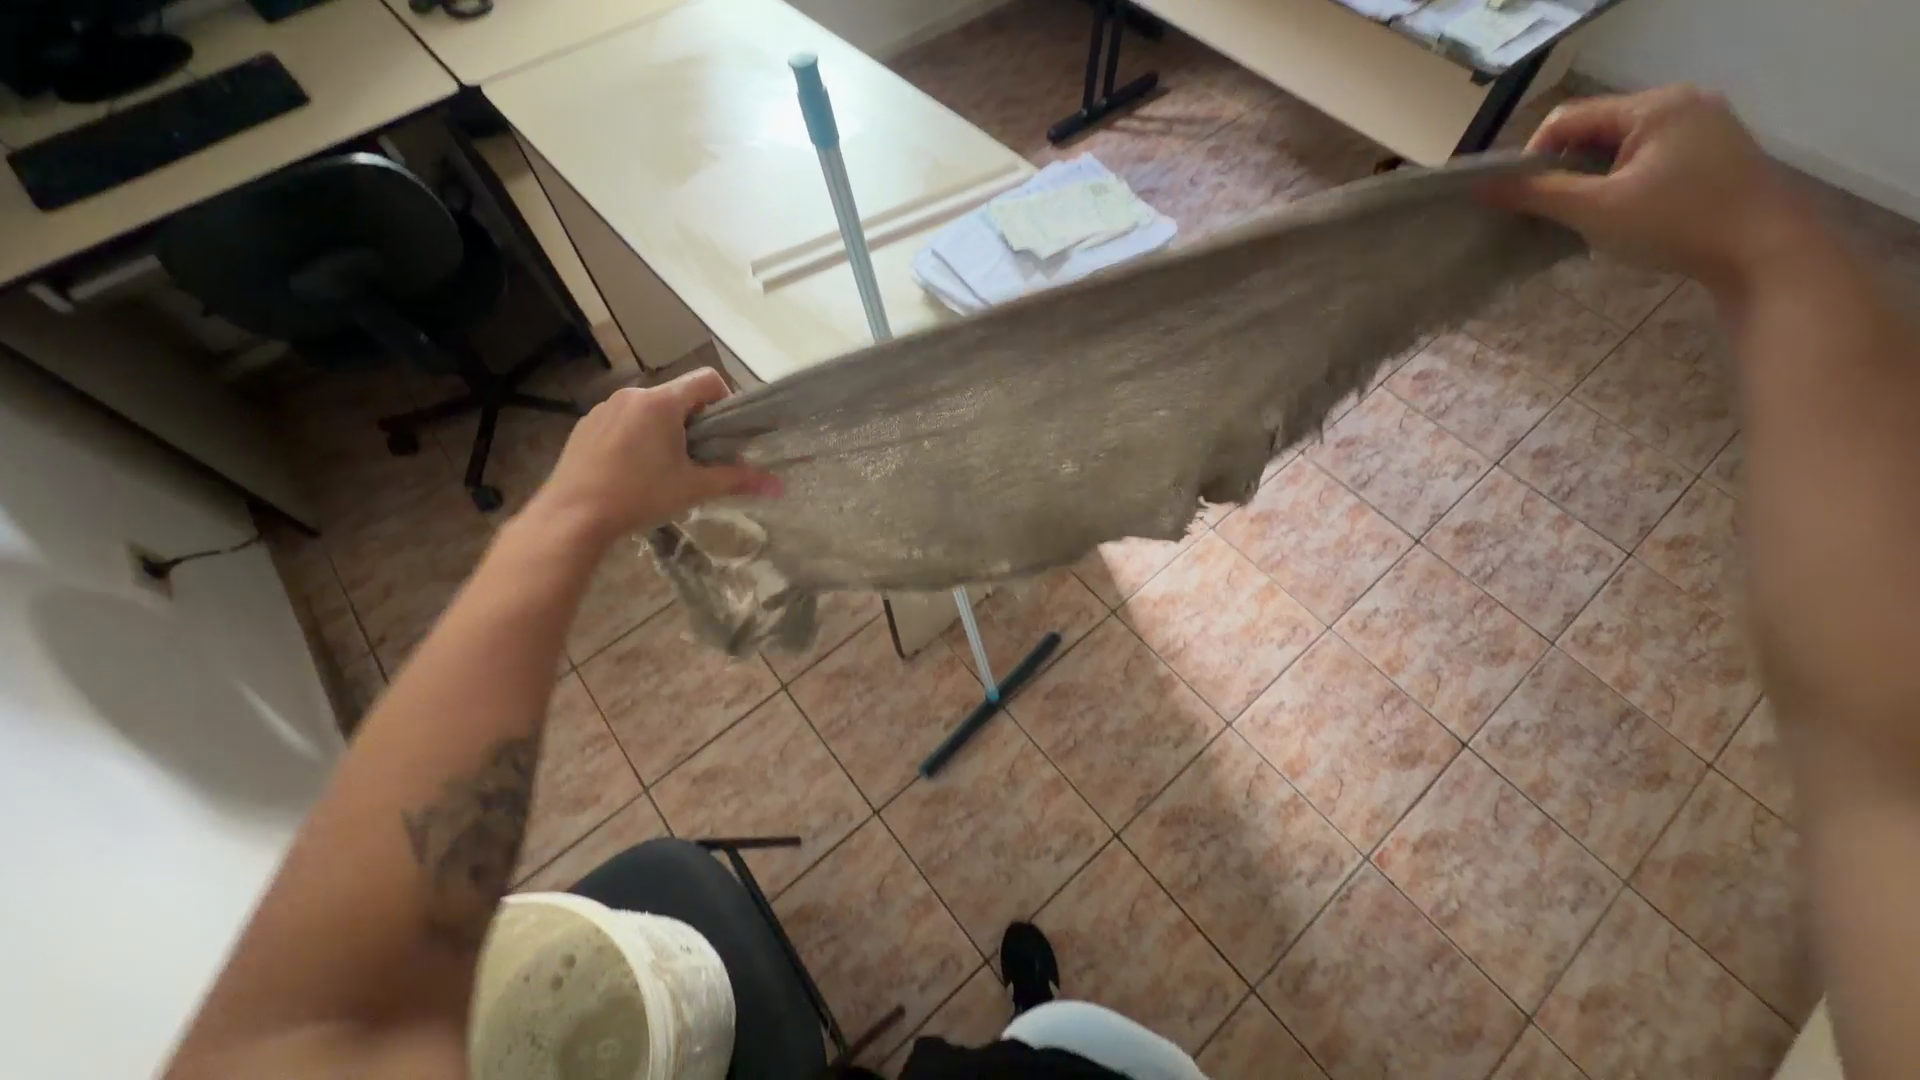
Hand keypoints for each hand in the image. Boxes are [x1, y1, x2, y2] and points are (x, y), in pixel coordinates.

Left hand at [524, 369, 780, 543]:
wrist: (572, 516)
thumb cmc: (639, 496)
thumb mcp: (694, 489)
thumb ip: (738, 481)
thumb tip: (780, 487)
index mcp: (662, 402)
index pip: (707, 379)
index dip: (725, 401)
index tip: (724, 434)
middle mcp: (633, 395)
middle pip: (678, 396)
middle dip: (694, 422)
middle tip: (697, 459)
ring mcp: (605, 408)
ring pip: (649, 409)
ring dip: (664, 429)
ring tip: (662, 468)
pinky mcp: (585, 425)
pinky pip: (623, 421)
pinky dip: (636, 437)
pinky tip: (631, 471)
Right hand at [1485, 85, 1813, 290]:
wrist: (1763, 252)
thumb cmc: (1675, 224)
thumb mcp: (1595, 210)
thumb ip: (1536, 194)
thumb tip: (1480, 187)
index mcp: (1654, 105)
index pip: (1566, 118)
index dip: (1532, 157)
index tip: (1523, 200)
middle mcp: (1680, 103)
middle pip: (1593, 130)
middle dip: (1562, 170)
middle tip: (1549, 213)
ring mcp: (1700, 126)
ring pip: (1616, 147)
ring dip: (1587, 180)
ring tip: (1582, 217)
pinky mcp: (1709, 152)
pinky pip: (1643, 158)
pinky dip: (1617, 183)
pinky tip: (1617, 213)